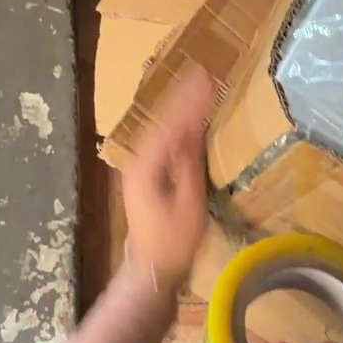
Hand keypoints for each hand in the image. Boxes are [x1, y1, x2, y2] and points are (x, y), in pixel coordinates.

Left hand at [120, 70, 214, 291]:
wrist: (152, 268)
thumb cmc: (173, 242)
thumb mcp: (188, 204)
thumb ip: (189, 164)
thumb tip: (193, 129)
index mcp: (145, 166)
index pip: (169, 124)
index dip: (188, 101)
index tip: (205, 81)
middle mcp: (136, 162)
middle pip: (160, 120)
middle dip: (181, 97)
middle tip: (201, 74)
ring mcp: (138, 168)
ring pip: (159, 129)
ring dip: (178, 108)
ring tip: (197, 87)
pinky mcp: (144, 175)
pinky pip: (160, 141)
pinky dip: (175, 126)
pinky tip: (188, 119)